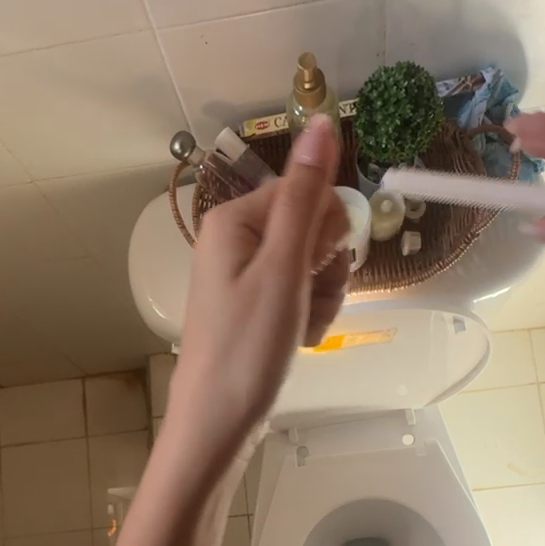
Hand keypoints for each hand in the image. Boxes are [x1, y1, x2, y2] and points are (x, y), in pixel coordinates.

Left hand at [168, 115, 351, 456]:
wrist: (217, 424)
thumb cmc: (247, 347)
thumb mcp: (283, 268)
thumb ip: (305, 195)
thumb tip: (321, 121)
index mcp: (236, 220)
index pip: (308, 193)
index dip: (328, 232)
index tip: (320, 269)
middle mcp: (237, 241)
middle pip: (313, 229)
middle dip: (327, 269)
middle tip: (308, 303)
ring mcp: (245, 278)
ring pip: (313, 267)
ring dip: (323, 298)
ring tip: (302, 330)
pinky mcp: (255, 310)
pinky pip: (300, 296)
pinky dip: (310, 318)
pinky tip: (298, 342)